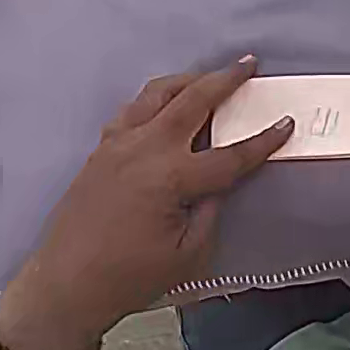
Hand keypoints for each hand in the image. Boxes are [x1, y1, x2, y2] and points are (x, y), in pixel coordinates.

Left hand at [0, 57, 292, 349]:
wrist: (63, 286)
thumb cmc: (130, 277)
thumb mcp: (189, 253)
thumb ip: (212, 210)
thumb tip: (221, 183)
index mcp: (171, 178)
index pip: (230, 155)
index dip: (263, 140)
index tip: (286, 123)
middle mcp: (145, 149)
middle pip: (193, 101)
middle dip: (226, 79)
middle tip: (249, 63)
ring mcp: (118, 144)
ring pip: (157, 94)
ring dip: (188, 80)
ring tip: (209, 76)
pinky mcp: (101, 149)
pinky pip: (132, 109)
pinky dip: (155, 98)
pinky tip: (165, 104)